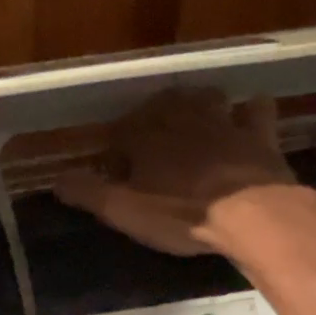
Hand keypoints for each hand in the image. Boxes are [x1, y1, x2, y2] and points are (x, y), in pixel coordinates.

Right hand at [54, 87, 295, 256]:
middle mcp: (182, 119)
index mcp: (146, 136)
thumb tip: (56, 179)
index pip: (122, 130)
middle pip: (163, 106)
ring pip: (206, 100)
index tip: (115, 168)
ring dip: (197, 104)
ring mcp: (224, 124)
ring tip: (191, 119)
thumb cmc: (181, 213)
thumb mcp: (123, 210)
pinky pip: (255, 111)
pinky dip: (250, 111)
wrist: (251, 215)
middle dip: (153, 117)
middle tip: (150, 138)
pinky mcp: (259, 136)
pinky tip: (248, 114)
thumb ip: (88, 193)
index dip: (117, 147)